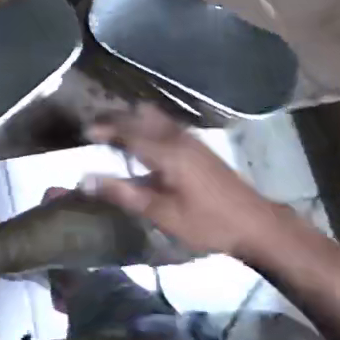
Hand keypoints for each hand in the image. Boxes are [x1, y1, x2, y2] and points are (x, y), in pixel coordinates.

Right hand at [83, 105, 287, 255]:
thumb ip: (122, 193)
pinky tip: (141, 138)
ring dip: (130, 118)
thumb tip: (84, 179)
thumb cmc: (206, 223)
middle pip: (139, 116)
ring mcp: (190, 138)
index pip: (126, 130)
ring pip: (153, 116)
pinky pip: (164, 122)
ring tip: (113, 130)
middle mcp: (176, 137)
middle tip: (93, 127)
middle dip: (114, 117)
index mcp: (165, 151)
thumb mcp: (161, 213)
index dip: (103, 128)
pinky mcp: (198, 144)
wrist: (256, 224)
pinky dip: (145, 123)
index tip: (83, 131)